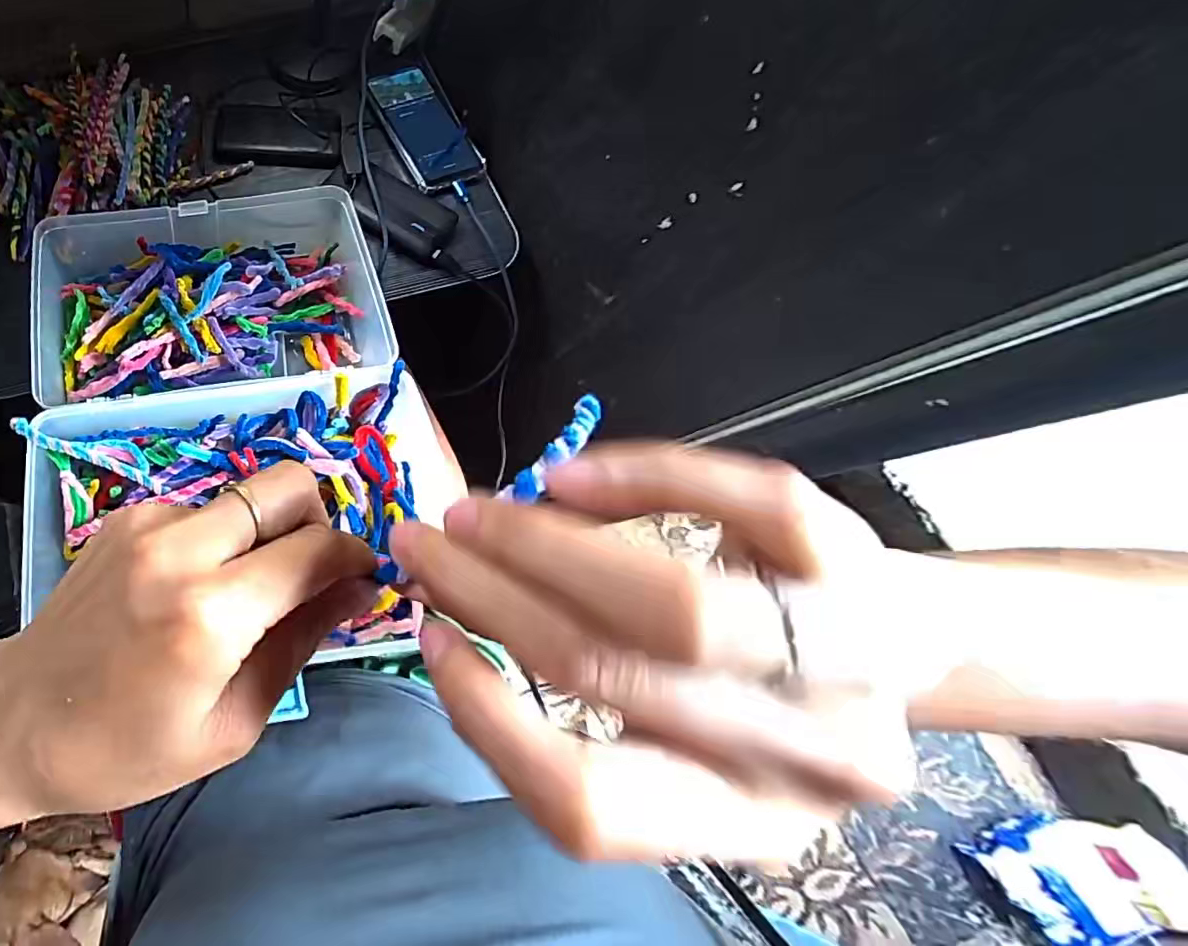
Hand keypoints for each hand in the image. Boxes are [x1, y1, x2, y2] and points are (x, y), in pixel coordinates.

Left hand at [0, 460, 379, 817]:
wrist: (16, 717)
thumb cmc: (126, 747)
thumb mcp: (232, 722)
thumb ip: (299, 641)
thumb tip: (357, 588)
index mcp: (210, 614)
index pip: (316, 549)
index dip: (354, 558)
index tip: (362, 579)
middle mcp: (180, 548)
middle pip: (287, 484)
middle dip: (315, 522)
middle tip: (305, 575)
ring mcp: (148, 521)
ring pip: (246, 496)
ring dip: (262, 534)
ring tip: (237, 593)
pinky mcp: (128, 514)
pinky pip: (203, 508)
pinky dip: (218, 538)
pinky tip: (188, 585)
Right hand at [391, 443, 943, 862]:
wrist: (872, 639)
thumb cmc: (734, 683)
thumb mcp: (656, 722)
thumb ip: (555, 683)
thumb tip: (447, 599)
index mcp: (736, 817)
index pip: (588, 798)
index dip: (485, 714)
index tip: (430, 637)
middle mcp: (802, 758)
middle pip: (607, 670)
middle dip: (485, 594)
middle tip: (420, 544)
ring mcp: (847, 659)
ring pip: (671, 603)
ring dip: (536, 543)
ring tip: (473, 511)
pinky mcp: (858, 560)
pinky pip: (751, 503)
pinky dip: (642, 477)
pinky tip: (568, 476)